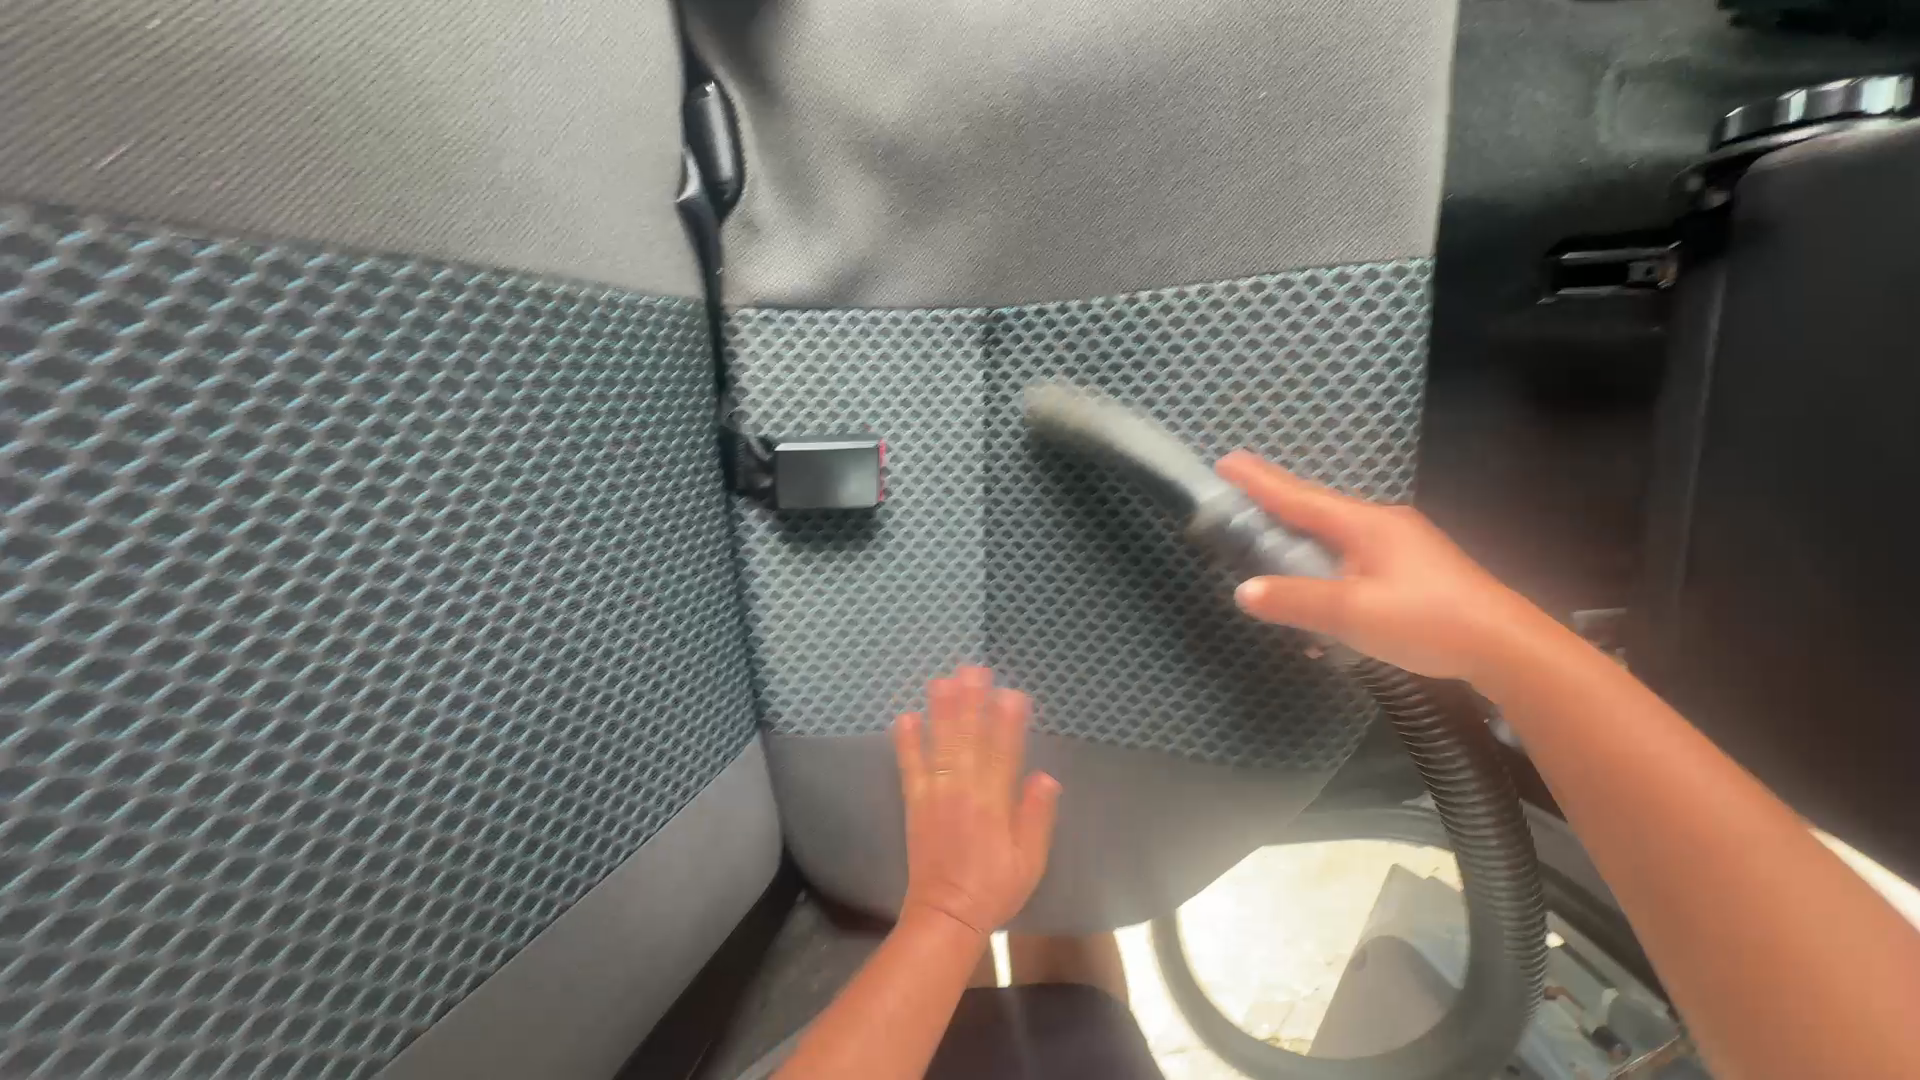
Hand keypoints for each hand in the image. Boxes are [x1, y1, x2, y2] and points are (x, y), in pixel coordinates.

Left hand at [892, 667, 1060, 936]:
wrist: (945, 915)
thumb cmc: (994, 888)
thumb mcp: (1030, 860)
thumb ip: (1036, 816)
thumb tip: (1046, 776)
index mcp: (994, 804)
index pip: (1003, 752)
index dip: (1008, 721)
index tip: (1012, 692)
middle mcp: (963, 791)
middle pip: (968, 738)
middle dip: (972, 701)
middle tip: (974, 669)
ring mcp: (935, 795)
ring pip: (940, 744)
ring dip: (941, 710)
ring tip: (944, 680)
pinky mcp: (914, 803)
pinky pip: (909, 767)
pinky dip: (906, 742)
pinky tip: (906, 717)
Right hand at [1215, 451, 1569, 686]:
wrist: (1508, 648)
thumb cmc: (1427, 621)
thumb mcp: (1352, 614)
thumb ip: (1295, 601)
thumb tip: (1243, 591)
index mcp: (1365, 525)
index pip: (1298, 497)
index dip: (1259, 481)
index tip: (1225, 461)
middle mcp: (1381, 526)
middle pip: (1314, 512)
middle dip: (1274, 508)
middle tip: (1237, 506)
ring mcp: (1400, 547)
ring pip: (1333, 541)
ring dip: (1298, 549)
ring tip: (1268, 560)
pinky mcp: (1411, 572)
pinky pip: (1352, 563)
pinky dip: (1324, 576)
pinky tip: (1317, 609)